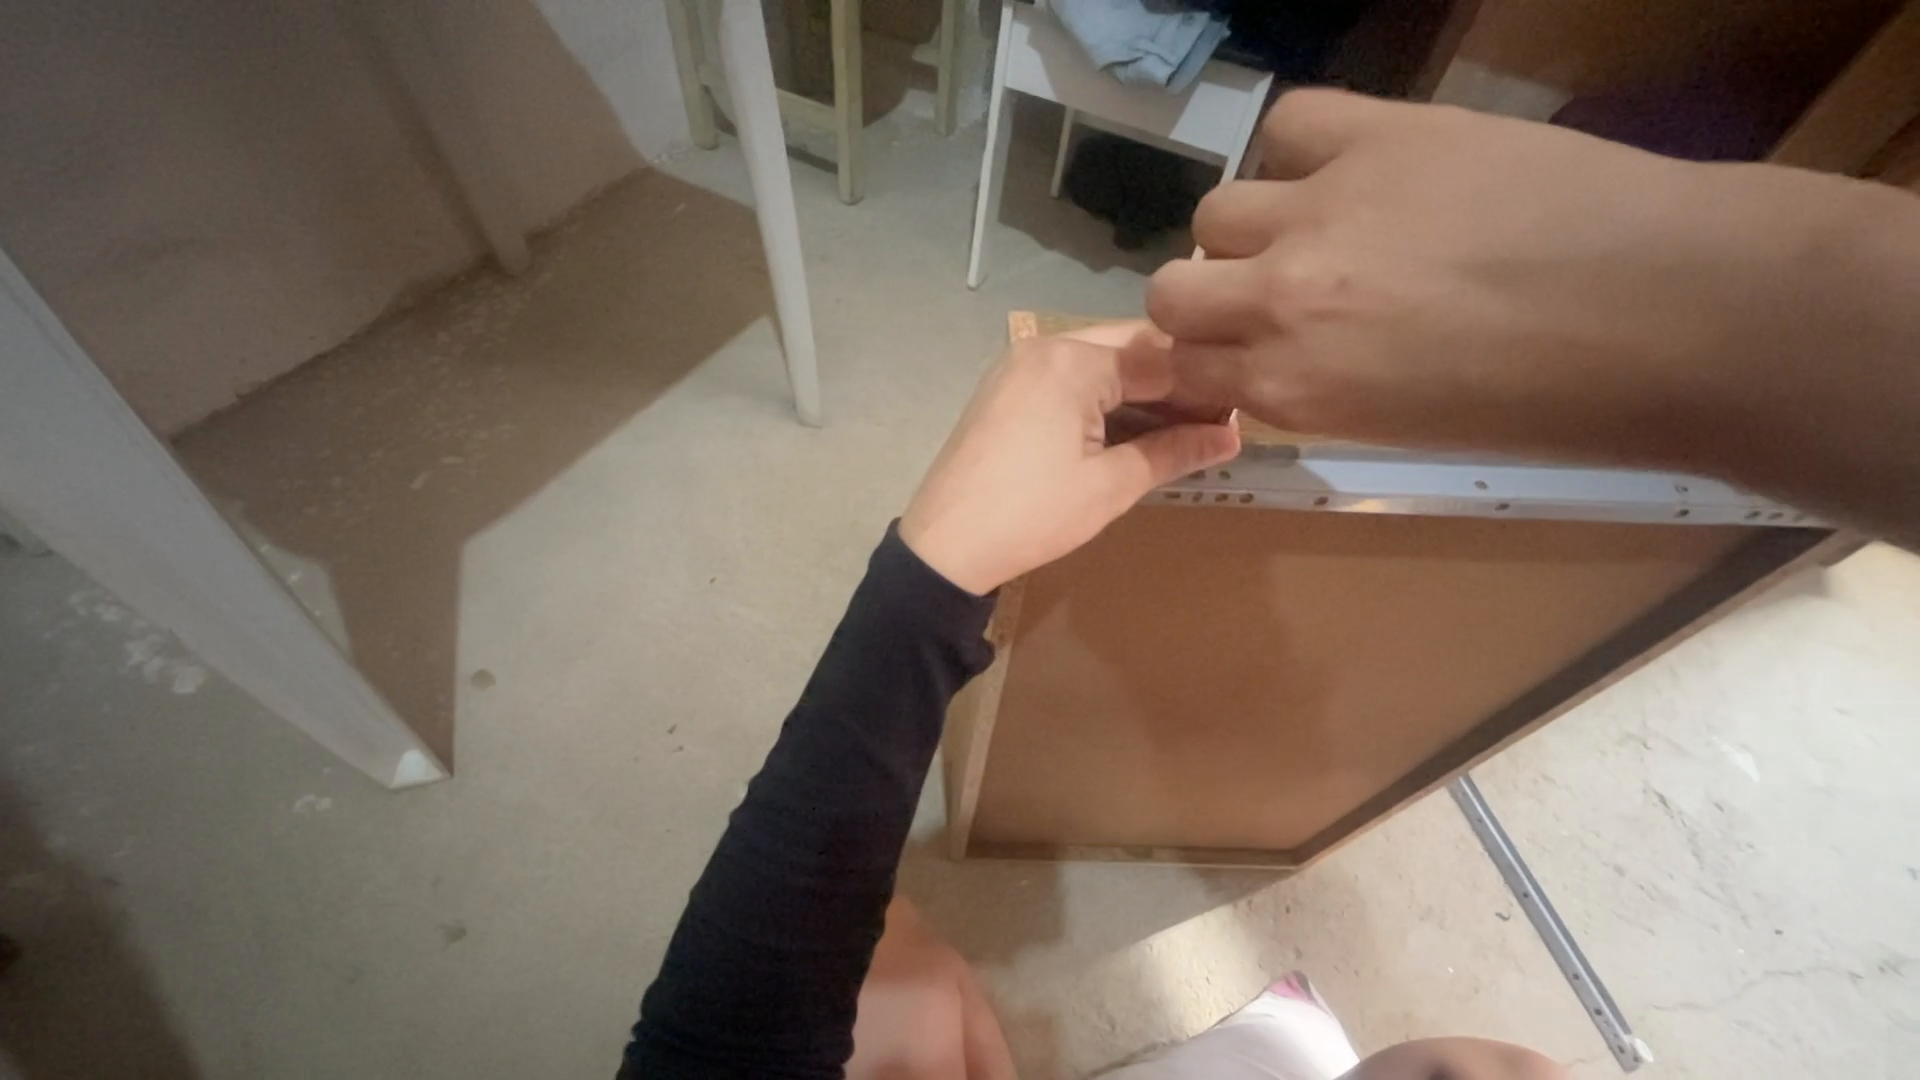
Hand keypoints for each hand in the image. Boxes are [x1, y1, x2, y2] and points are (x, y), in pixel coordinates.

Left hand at [900, 325, 1240, 594]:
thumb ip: (1173, 452)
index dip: (1201, 386)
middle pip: (1126, 350)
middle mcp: (1042, 346)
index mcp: (1071, 360)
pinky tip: (1127, 428)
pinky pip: (1064, 380)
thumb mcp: (1110, 486)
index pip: (1158, 357)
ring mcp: (1016, 366)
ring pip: (1095, 364)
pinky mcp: (1003, 391)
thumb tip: (1231, 438)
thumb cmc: (1032, 514)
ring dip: (1136, 392)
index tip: (1236, 414)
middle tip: (1210, 422)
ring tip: (1178, 430)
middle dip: (1171, 383)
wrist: (945, 546)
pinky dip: (1099, 400)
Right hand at [1145, 87, 1909, 480]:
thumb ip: (1297, 389)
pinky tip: (1344, 169)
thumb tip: (1259, 353)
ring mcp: (1323, 210)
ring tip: (1312, 227)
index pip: (1181, 366)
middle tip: (1254, 296)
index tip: (1225, 355)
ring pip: (1216, 212)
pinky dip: (1302, 149)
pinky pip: (1291, 125)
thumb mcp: (1380, 427)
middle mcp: (1280, 301)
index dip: (1199, 361)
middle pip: (1168, 289)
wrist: (1674, 316)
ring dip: (1249, 228)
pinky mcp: (1380, 135)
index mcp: (1286, 388)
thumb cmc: (1530, 405)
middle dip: (1200, 300)